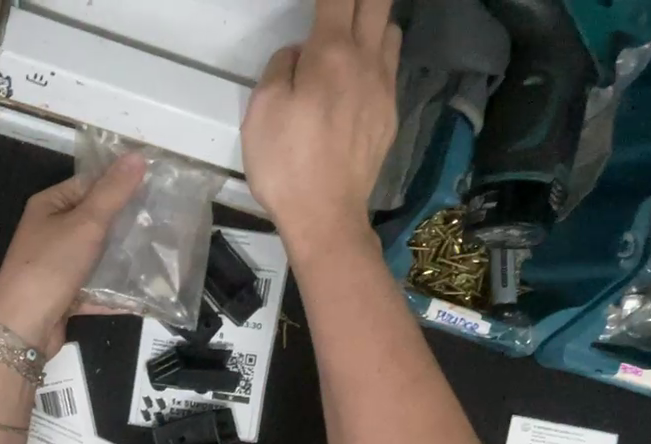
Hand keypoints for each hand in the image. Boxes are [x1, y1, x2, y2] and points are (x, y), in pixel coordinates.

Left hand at [0, 155, 147, 354]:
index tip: (155, 187)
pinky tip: (144, 297)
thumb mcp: (85, 224)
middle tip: (163, 222)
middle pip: (95, 222)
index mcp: (49, 206)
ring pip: (97, 258)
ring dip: (124, 260)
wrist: (22, 329)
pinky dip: (116, 294)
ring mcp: (57, 267)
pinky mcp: (65, 297)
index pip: (89, 185)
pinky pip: (96, 290)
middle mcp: (50, 233)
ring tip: (161, 255)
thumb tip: (138, 156)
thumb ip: (113, 192)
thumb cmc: (49, 268)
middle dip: (127, 224)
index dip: (119, 184)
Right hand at [242, 0, 400, 249]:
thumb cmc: (285, 166)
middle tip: (342, 6)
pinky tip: (360, 75)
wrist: (325, 216)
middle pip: (376, 2)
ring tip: (355, 32)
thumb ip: (279, 70)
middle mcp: (364, 61)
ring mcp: (383, 88)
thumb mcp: (260, 112)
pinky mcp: (389, 116)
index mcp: (329, 54)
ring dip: (374, 21)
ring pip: (390, 30)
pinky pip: (389, 68)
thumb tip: (298, 54)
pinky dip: (377, 57)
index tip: (318, 0)